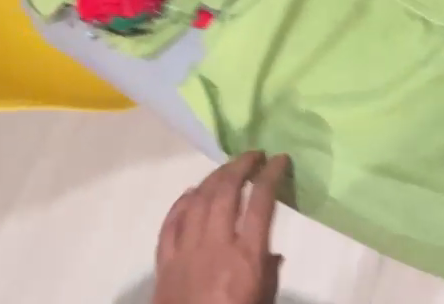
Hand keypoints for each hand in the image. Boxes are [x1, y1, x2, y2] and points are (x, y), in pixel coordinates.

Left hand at [154, 150, 290, 303]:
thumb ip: (269, 273)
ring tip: (227, 168)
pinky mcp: (163, 266)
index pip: (260, 201)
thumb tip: (273, 254)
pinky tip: (190, 193)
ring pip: (197, 200)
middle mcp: (215, 247)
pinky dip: (180, 203)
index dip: (271, 174)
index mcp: (245, 257)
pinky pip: (169, 225)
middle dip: (241, 166)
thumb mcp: (264, 300)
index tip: (280, 159)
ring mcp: (186, 254)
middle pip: (226, 191)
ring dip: (214, 177)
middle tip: (254, 155)